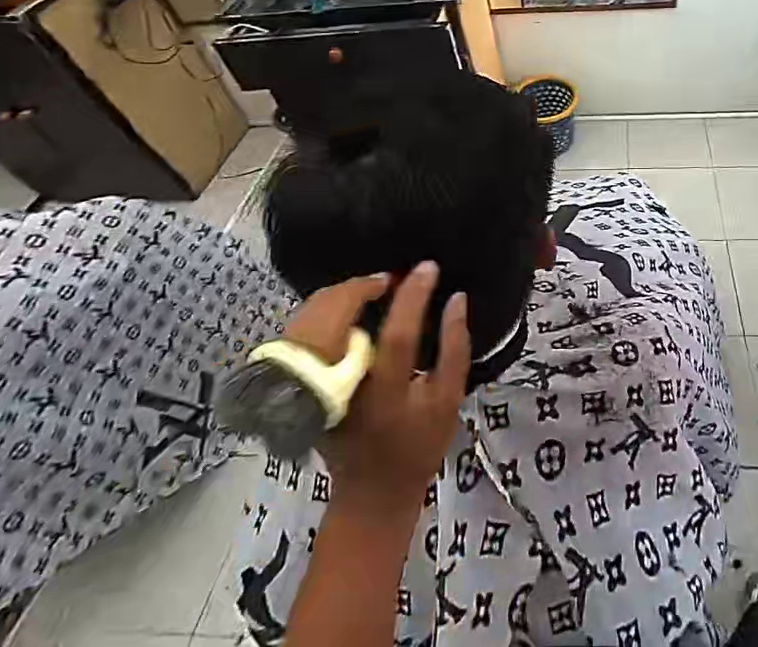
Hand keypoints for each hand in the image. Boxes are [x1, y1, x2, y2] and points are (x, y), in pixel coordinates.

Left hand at [281, 263, 470, 507]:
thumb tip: (457, 300)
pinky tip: (355, 308)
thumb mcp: (450, 399)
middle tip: (399, 276)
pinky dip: (329, 312)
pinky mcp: (300, 388)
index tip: (428, 267)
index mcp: (386, 393)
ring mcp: (314, 388)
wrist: (372, 490)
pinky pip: (307, 333)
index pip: (397, 332)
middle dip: (366, 285)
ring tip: (380, 287)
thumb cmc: (419, 445)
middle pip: (342, 319)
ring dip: (345, 295)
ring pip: (315, 321)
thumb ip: (456, 348)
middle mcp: (343, 387)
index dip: (414, 296)